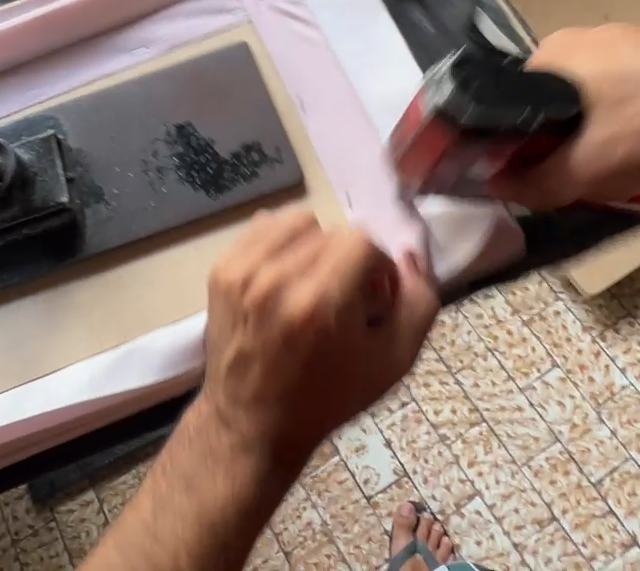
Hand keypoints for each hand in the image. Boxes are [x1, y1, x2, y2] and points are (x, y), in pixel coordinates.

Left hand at [194, 206, 438, 469]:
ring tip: (312, 280)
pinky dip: (282, 242)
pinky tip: (285, 274)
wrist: (252, 420)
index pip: (362, 240)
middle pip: (332, 230)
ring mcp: (242, 269)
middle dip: (347, 257)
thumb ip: (418, 302)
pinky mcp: (221, 267)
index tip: (372, 295)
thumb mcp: (393, 361)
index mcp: (320, 301)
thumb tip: (410, 252)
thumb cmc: (329, 395)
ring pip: (297, 220)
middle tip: (344, 294)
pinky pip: (263, 226)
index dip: (377, 265)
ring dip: (315, 243)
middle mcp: (276, 276)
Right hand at [486, 23, 639, 207]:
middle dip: (570, 145)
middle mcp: (587, 37)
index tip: (542, 177)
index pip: (508, 104)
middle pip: (557, 104)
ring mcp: (639, 39)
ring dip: (612, 139)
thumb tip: (496, 187)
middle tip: (596, 179)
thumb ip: (535, 181)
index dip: (518, 146)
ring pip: (603, 103)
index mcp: (552, 52)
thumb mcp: (591, 170)